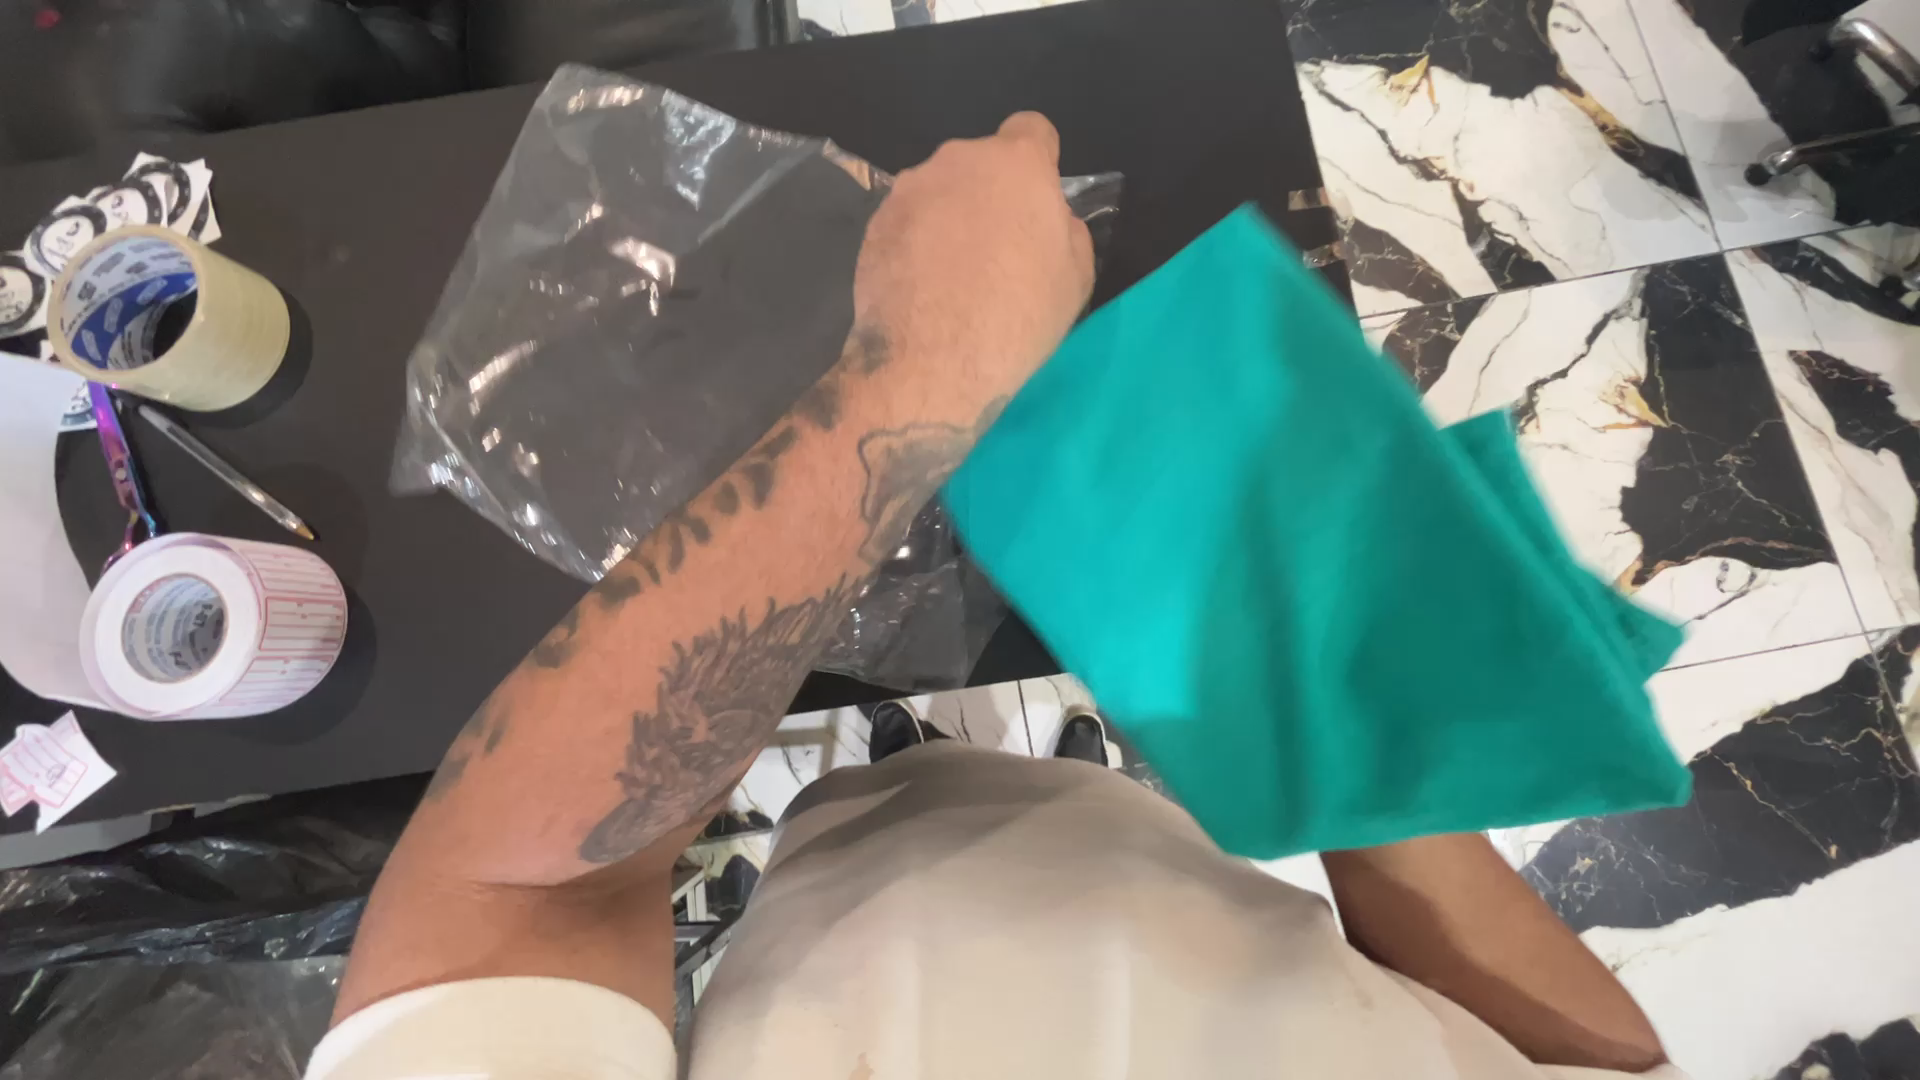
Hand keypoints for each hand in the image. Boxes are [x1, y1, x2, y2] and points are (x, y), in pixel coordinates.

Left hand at [853, 112, 1095, 402]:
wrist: (931, 364)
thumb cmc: (1017, 320)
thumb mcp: (1075, 279)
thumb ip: (1066, 231)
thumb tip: (1049, 221)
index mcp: (1016, 164)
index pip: (1032, 132)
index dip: (1037, 165)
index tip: (1033, 206)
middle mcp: (958, 160)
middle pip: (980, 165)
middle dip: (988, 198)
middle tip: (993, 255)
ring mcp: (908, 190)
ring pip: (938, 194)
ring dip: (948, 221)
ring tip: (950, 280)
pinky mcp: (874, 225)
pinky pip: (906, 225)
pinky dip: (915, 246)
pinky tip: (920, 291)